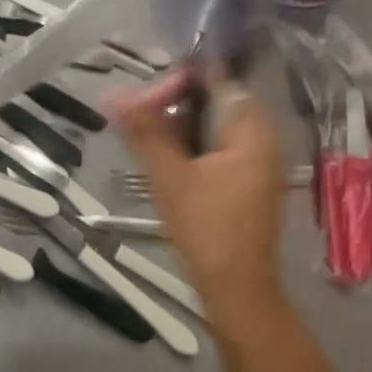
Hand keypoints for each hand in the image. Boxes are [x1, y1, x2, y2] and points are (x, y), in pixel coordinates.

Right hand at [111, 62, 284, 330]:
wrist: (237, 292)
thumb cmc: (207, 229)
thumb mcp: (169, 175)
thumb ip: (143, 130)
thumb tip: (111, 93)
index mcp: (252, 131)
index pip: (217, 80)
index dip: (179, 78)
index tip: (144, 93)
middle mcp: (260, 139)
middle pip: (214, 99)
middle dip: (174, 101)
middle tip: (135, 114)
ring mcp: (255, 162)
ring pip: (212, 124)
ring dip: (178, 123)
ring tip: (142, 130)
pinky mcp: (244, 181)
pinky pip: (214, 145)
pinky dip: (188, 143)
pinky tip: (162, 153)